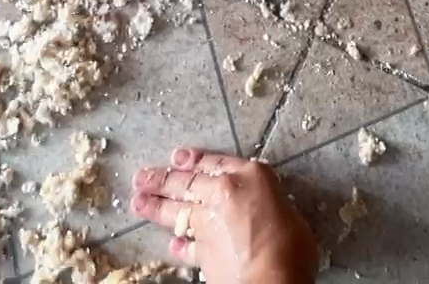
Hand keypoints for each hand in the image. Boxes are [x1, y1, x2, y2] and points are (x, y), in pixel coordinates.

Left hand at [131, 148, 318, 283]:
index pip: (217, 162)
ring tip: (139, 201)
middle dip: (162, 179)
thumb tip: (258, 211)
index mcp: (250, 175)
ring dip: (156, 207)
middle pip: (188, 183)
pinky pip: (186, 246)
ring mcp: (209, 224)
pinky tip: (172, 246)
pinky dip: (179, 245)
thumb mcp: (283, 205)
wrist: (271, 278)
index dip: (195, 159)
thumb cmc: (290, 240)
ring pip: (177, 211)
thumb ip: (264, 202)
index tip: (176, 157)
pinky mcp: (202, 254)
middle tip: (141, 177)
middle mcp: (224, 193)